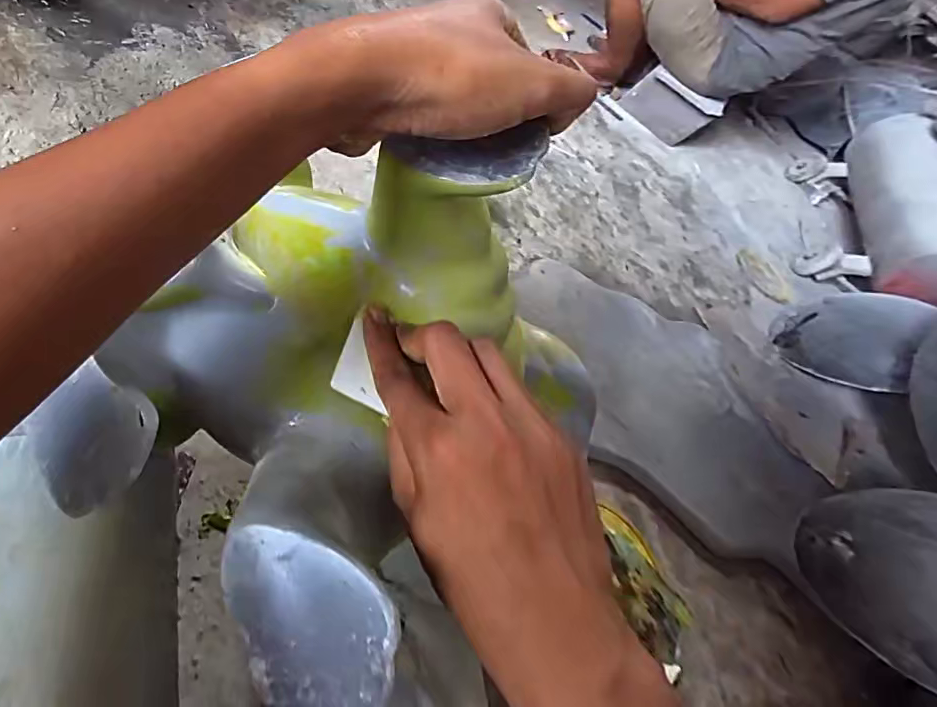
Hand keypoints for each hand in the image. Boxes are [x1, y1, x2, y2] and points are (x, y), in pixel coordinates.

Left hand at [290, 0, 597, 154]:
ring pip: (438, 97)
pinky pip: (402, 112)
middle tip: (483, 142)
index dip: (534, 95)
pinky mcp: (365, 84)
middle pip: (480, 78)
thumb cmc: (448, 77)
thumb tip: (567, 105)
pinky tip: (411, 144)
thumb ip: (571, 91)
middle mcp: (438, 26)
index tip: (524, 127)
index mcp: (483, 13)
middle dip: (486, 113)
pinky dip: (412, 130)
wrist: (352, 84)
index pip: (526, 55)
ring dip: (447, 125)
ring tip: (445, 148)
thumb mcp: (534, 84)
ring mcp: (396, 54)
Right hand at [361, 311, 674, 706]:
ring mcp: (533, 425)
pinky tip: (491, 419)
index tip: (372, 316)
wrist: (556, 620)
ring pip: (489, 352)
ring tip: (451, 378)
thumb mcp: (412, 509)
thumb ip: (403, 446)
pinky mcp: (563, 438)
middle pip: (448, 340)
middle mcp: (486, 421)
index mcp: (438, 445)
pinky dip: (494, 389)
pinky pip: (520, 390)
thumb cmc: (466, 572)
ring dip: (460, 355)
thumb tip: (404, 407)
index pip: (398, 374)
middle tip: (410, 350)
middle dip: (420, 335)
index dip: (379, 340)